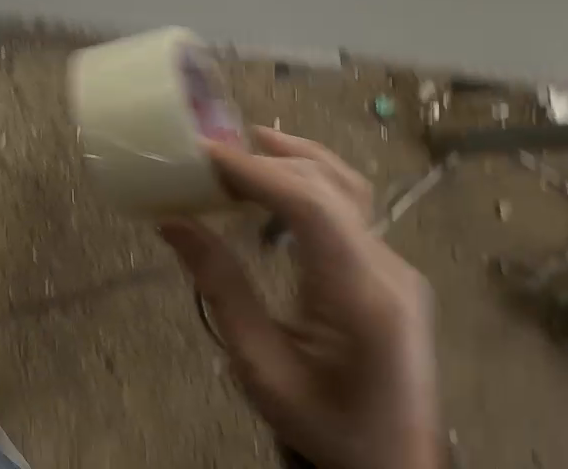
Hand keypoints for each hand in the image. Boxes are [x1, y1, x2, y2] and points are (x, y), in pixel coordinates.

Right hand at [160, 127, 439, 468]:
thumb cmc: (323, 425)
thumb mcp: (261, 366)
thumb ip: (221, 288)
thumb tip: (171, 220)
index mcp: (361, 296)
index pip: (310, 206)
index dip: (253, 170)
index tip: (201, 151)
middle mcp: (388, 270)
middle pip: (329, 186)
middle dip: (264, 159)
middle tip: (206, 154)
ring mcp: (395, 269)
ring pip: (347, 188)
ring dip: (293, 160)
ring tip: (243, 143)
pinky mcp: (389, 274)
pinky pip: (349, 210)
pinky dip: (305, 183)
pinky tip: (273, 186)